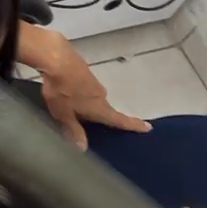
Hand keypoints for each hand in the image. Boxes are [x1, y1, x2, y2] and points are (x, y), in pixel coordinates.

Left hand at [15, 22, 150, 150]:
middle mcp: (101, 95)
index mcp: (100, 108)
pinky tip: (68, 92)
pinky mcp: (84, 72)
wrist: (58, 59)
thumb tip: (83, 148)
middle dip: (101, 115)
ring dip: (88, 103)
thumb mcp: (64, 114)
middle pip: (105, 108)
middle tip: (95, 124)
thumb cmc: (62, 90)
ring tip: (75, 108)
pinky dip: (81, 92)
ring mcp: (94, 82)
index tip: (148, 127)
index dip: (133, 125)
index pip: (119, 120)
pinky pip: (85, 87)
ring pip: (94, 97)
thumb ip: (73, 130)